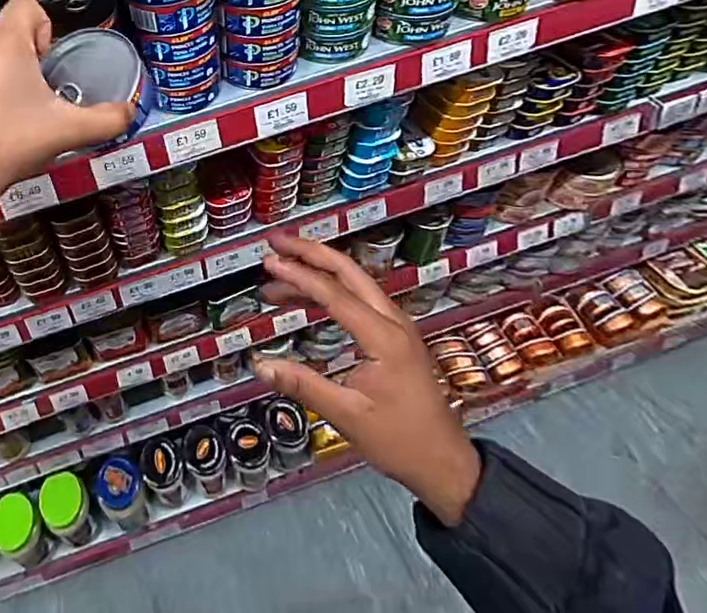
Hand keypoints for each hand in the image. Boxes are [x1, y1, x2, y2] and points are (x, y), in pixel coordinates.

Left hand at [0, 0, 134, 242]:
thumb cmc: (3, 148)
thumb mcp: (67, 131)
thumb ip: (107, 119)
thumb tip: (126, 113)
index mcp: (4, 43)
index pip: (26, 5)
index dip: (43, 28)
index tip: (44, 60)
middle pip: (5, 30)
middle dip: (20, 54)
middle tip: (29, 91)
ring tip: (4, 104)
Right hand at [250, 233, 482, 525]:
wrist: (446, 465)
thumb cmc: (400, 441)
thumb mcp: (347, 416)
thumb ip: (302, 385)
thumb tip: (260, 365)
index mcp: (384, 337)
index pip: (334, 293)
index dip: (298, 275)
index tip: (270, 261)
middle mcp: (392, 321)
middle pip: (349, 271)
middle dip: (310, 252)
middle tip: (276, 242)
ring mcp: (396, 325)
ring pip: (353, 281)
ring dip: (317, 270)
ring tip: (277, 275)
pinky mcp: (394, 335)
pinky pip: (358, 298)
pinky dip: (329, 289)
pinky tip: (304, 297)